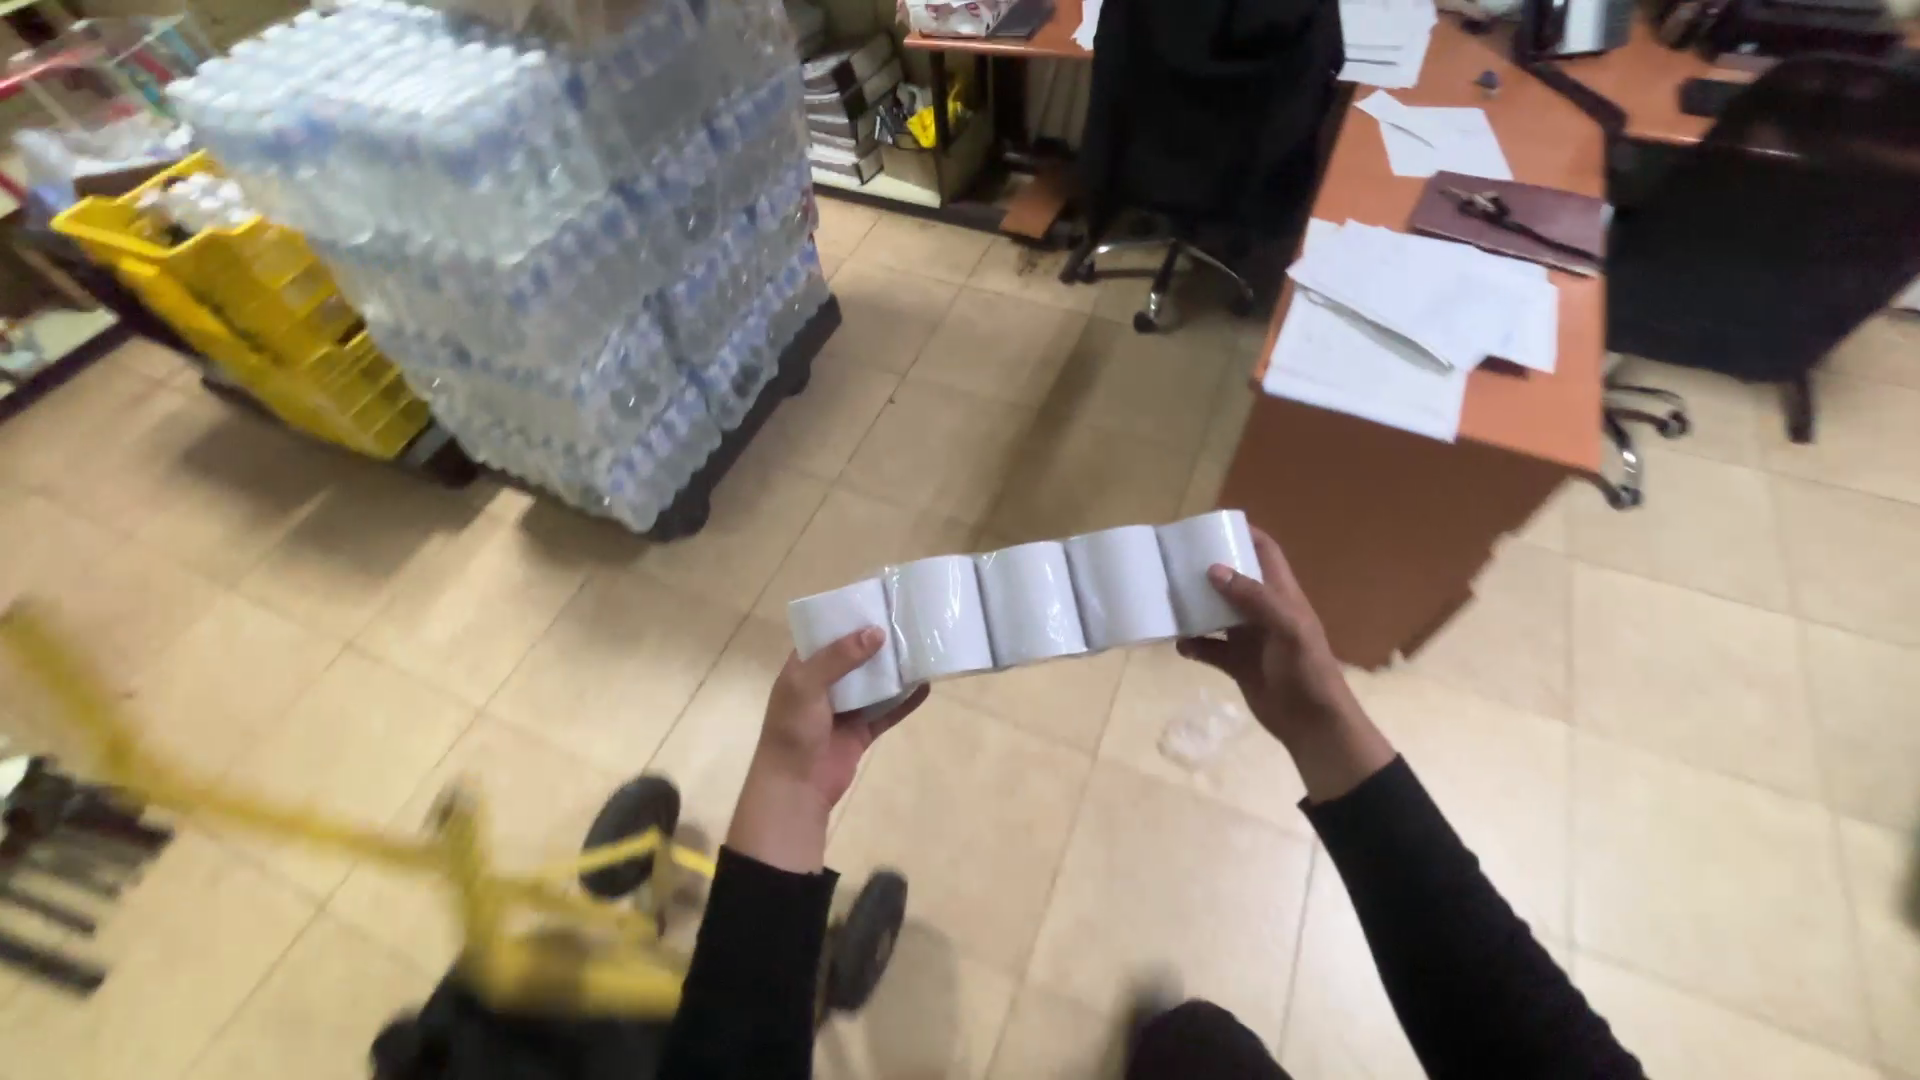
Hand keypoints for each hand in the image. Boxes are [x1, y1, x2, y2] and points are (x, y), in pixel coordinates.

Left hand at [727, 627, 929, 872]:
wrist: (795, 788)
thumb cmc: (793, 731)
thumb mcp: (807, 686)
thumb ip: (839, 658)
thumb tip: (876, 632)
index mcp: (803, 669)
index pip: (827, 636)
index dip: (848, 620)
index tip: (877, 601)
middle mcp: (824, 685)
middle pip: (855, 657)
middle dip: (878, 642)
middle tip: (907, 621)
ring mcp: (844, 709)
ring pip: (874, 683)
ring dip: (894, 671)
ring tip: (921, 649)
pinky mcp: (861, 731)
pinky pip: (887, 712)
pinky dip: (905, 701)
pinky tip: (925, 687)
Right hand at [1175, 527, 1392, 801]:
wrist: (1312, 724)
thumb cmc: (1306, 671)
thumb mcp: (1286, 628)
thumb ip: (1253, 597)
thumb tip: (1212, 569)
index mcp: (1282, 595)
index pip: (1265, 552)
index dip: (1245, 533)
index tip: (1212, 523)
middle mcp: (1263, 611)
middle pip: (1234, 578)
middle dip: (1208, 568)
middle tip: (1176, 560)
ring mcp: (1249, 638)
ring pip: (1216, 613)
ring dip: (1195, 607)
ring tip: (1168, 598)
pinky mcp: (1237, 664)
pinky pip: (1209, 648)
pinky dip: (1193, 645)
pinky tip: (1178, 644)